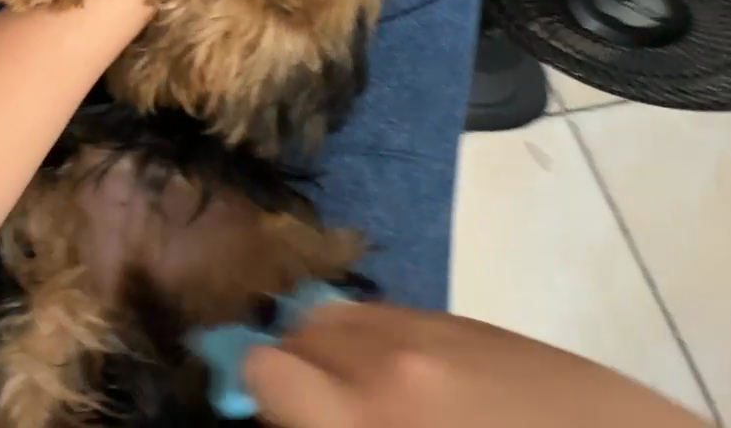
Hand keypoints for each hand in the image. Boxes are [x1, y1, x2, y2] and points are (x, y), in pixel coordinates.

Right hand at [243, 302, 707, 426]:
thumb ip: (347, 427)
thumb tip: (300, 410)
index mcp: (367, 418)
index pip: (267, 369)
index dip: (261, 395)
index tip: (281, 418)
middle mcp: (387, 362)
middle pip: (297, 334)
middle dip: (299, 372)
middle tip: (332, 415)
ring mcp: (431, 333)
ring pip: (337, 314)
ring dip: (336, 349)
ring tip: (371, 394)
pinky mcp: (469, 323)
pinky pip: (388, 314)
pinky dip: (381, 342)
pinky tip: (423, 382)